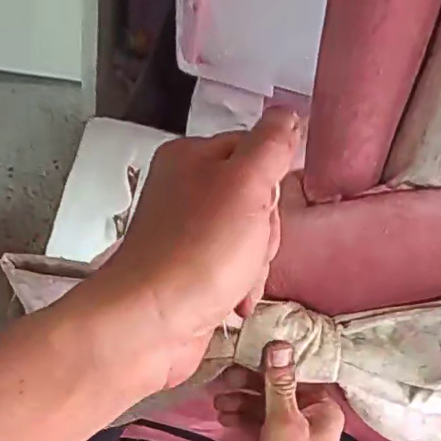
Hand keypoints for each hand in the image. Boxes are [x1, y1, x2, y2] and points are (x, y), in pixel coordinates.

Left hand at [78, 108, 301, 390]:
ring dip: (255, 266)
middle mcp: (186, 195)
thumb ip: (271, 145)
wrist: (152, 324)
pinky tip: (233, 301)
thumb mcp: (245, 185)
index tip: (266, 206)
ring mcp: (188, 239)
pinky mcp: (192, 276)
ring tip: (237, 280)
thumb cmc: (193, 256)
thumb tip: (288, 116)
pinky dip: (241, 290)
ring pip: (250, 242)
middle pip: (257, 201)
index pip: (255, 152)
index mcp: (192, 159)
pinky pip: (236, 274)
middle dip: (264, 232)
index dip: (271, 184)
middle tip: (248, 246)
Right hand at [214, 341, 343, 440]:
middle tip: (224, 381)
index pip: (295, 374)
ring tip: (218, 403)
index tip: (243, 357)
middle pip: (277, 390)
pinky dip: (243, 420)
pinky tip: (224, 417)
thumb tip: (279, 346)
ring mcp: (294, 433)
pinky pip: (259, 425)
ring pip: (265, 408)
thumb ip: (279, 384)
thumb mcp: (283, 422)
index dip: (268, 364)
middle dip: (249, 386)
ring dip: (241, 403)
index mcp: (323, 407)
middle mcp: (312, 417)